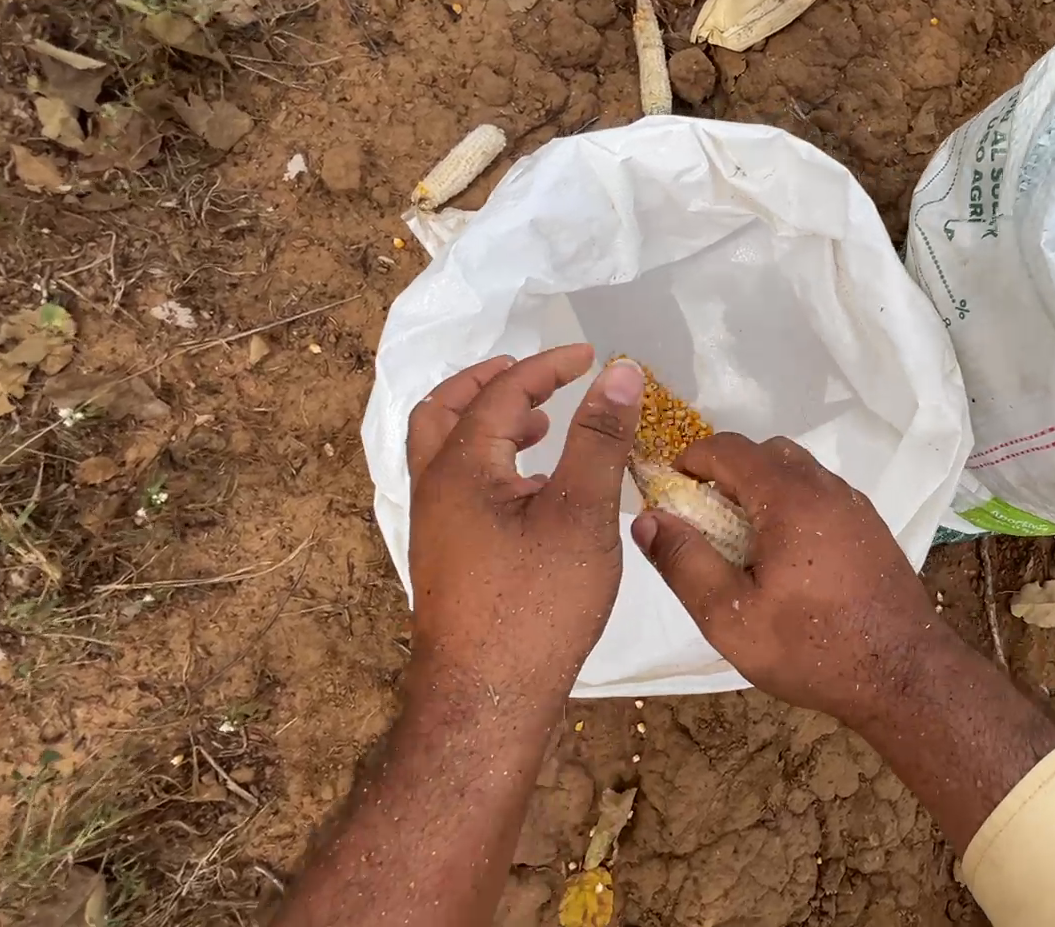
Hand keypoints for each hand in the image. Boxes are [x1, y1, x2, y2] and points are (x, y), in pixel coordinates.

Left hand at [405, 345, 643, 706]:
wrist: (490, 698)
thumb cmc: (538, 601)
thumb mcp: (581, 513)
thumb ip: (600, 438)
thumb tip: (619, 373)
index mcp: (460, 471)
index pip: (501, 394)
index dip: (548, 366)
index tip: (590, 355)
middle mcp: (435, 492)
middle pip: (444, 412)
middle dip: (491, 382)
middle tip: (537, 375)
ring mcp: (438, 528)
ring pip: (447, 451)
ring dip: (489, 421)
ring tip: (541, 423)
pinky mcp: (451, 557)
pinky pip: (461, 484)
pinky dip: (493, 461)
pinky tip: (536, 486)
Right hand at [629, 433, 959, 726]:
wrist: (903, 673)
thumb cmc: (811, 647)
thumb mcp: (730, 617)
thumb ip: (685, 561)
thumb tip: (648, 518)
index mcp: (789, 498)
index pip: (730, 448)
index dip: (693, 459)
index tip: (672, 488)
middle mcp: (826, 488)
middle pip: (768, 452)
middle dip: (729, 471)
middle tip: (707, 517)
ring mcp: (855, 505)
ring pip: (800, 471)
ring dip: (765, 487)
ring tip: (746, 539)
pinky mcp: (872, 527)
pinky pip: (824, 494)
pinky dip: (796, 503)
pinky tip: (790, 555)